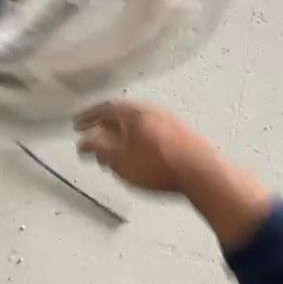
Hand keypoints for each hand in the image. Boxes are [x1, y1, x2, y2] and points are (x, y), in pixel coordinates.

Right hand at [74, 100, 221, 194]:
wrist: (204, 175)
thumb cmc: (163, 168)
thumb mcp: (119, 161)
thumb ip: (98, 149)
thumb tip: (83, 142)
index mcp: (134, 113)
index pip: (103, 108)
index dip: (87, 117)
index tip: (78, 123)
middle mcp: (153, 111)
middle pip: (122, 113)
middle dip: (105, 125)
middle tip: (94, 135)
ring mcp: (170, 120)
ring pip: (139, 122)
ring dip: (123, 133)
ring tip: (116, 148)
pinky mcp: (183, 132)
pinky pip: (153, 129)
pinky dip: (140, 137)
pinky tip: (140, 152)